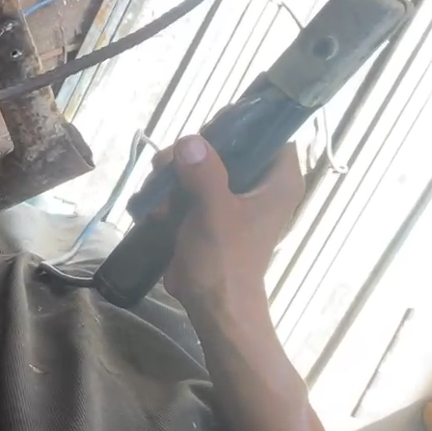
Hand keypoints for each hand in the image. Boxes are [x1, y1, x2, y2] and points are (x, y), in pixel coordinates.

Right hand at [160, 136, 303, 318]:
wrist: (212, 305)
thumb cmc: (225, 260)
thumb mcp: (216, 214)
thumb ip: (206, 174)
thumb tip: (190, 141)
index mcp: (277, 182)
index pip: (268, 134)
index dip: (239, 125)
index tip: (206, 132)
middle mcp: (257, 186)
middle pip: (223, 147)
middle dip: (189, 155)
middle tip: (166, 166)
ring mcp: (230, 199)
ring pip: (197, 167)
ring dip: (171, 177)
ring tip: (157, 197)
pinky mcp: (206, 213)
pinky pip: (184, 189)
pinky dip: (167, 196)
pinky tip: (155, 211)